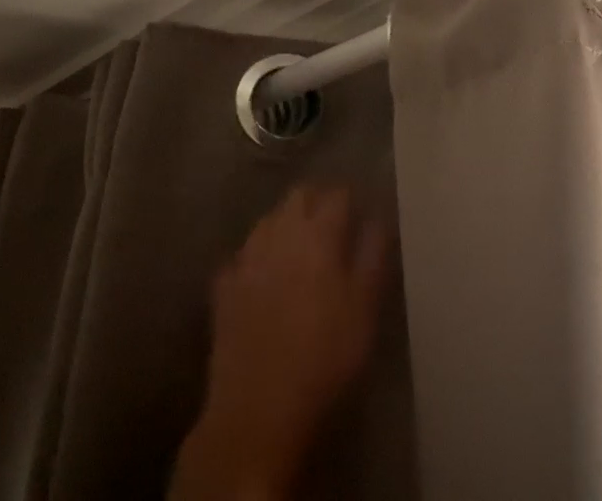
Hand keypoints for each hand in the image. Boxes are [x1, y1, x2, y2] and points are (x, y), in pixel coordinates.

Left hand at [170, 185, 390, 500]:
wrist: (259, 407)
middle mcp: (277, 236)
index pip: (337, 194)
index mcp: (317, 235)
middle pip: (297, 197)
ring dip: (286, 223)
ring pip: (266, 222)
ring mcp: (244, 262)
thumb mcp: (367, 305)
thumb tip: (379, 217)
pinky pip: (241, 257)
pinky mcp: (222, 291)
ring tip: (304, 245)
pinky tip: (266, 275)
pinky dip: (257, 256)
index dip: (354, 197)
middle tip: (338, 222)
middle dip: (318, 200)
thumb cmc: (327, 355)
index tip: (367, 209)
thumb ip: (374, 253)